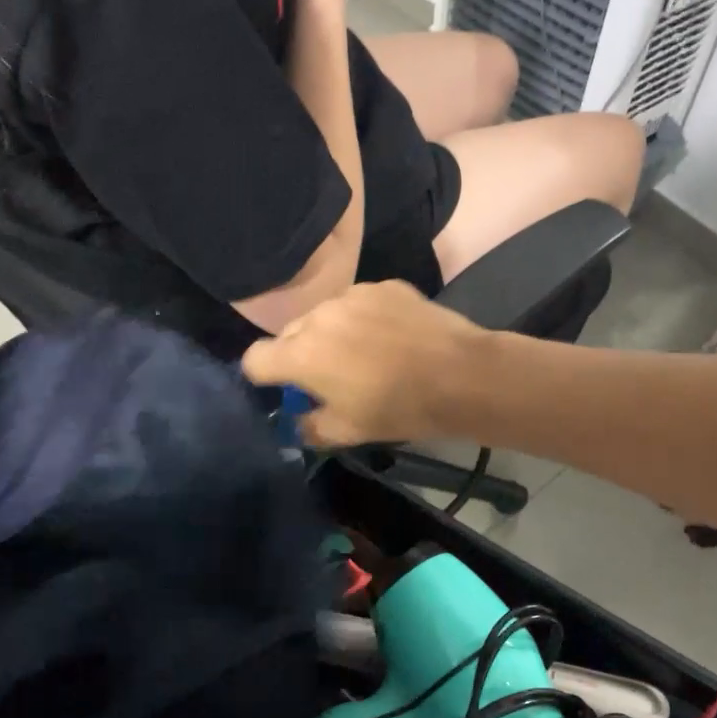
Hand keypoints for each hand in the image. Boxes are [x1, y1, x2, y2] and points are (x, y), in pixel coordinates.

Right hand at [242, 281, 487, 444]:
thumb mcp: (348, 431)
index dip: (263, 377)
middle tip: (328, 379)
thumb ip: (308, 426)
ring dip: (331, 333)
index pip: (254, 359)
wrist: (462, 375)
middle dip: (298, 355)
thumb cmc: (400, 408)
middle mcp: (319, 315)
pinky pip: (358, 302)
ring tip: (364, 355)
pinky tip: (391, 338)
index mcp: (301, 353)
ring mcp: (353, 294)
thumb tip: (295, 420)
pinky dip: (363, 318)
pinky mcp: (385, 285)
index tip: (284, 390)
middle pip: (289, 334)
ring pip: (324, 315)